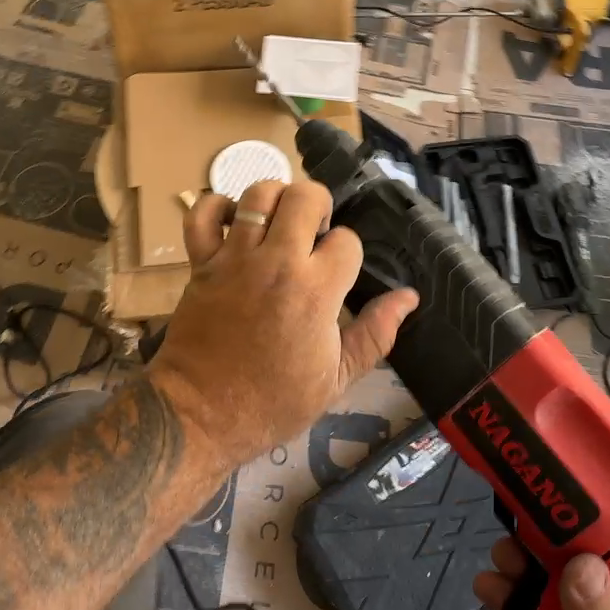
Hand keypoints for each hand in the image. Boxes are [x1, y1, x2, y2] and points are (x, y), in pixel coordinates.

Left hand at [147, 179, 418, 467]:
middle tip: (314, 234)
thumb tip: (408, 297)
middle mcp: (276, 262)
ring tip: (280, 224)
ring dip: (276, 199)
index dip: (348, 253)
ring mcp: (235, 258)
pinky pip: (204, 214)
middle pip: (305, 196)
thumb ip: (375, 334)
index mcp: (316, 292)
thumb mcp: (336, 379)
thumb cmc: (273, 402)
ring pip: (259, 194)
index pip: (347, 240)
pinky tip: (235, 224)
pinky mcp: (201, 262)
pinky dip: (218, 208)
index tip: (339, 276)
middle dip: (319, 206)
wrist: (202, 415)